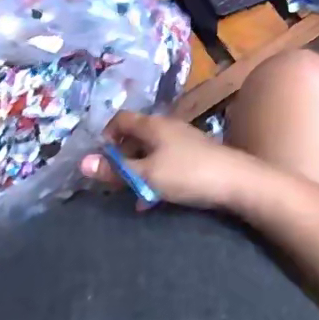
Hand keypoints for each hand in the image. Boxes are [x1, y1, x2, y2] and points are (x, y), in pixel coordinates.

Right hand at [80, 111, 260, 210]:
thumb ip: (116, 170)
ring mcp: (183, 141)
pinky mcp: (195, 157)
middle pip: (135, 136)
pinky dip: (154, 177)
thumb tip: (82, 162)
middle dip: (120, 158)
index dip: (105, 136)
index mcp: (154, 125)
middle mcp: (168, 127)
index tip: (97, 160)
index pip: (121, 119)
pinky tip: (151, 200)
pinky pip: (165, 163)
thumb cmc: (187, 173)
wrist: (236, 181)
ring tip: (128, 194)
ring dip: (137, 170)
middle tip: (110, 182)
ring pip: (150, 152)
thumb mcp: (146, 175)